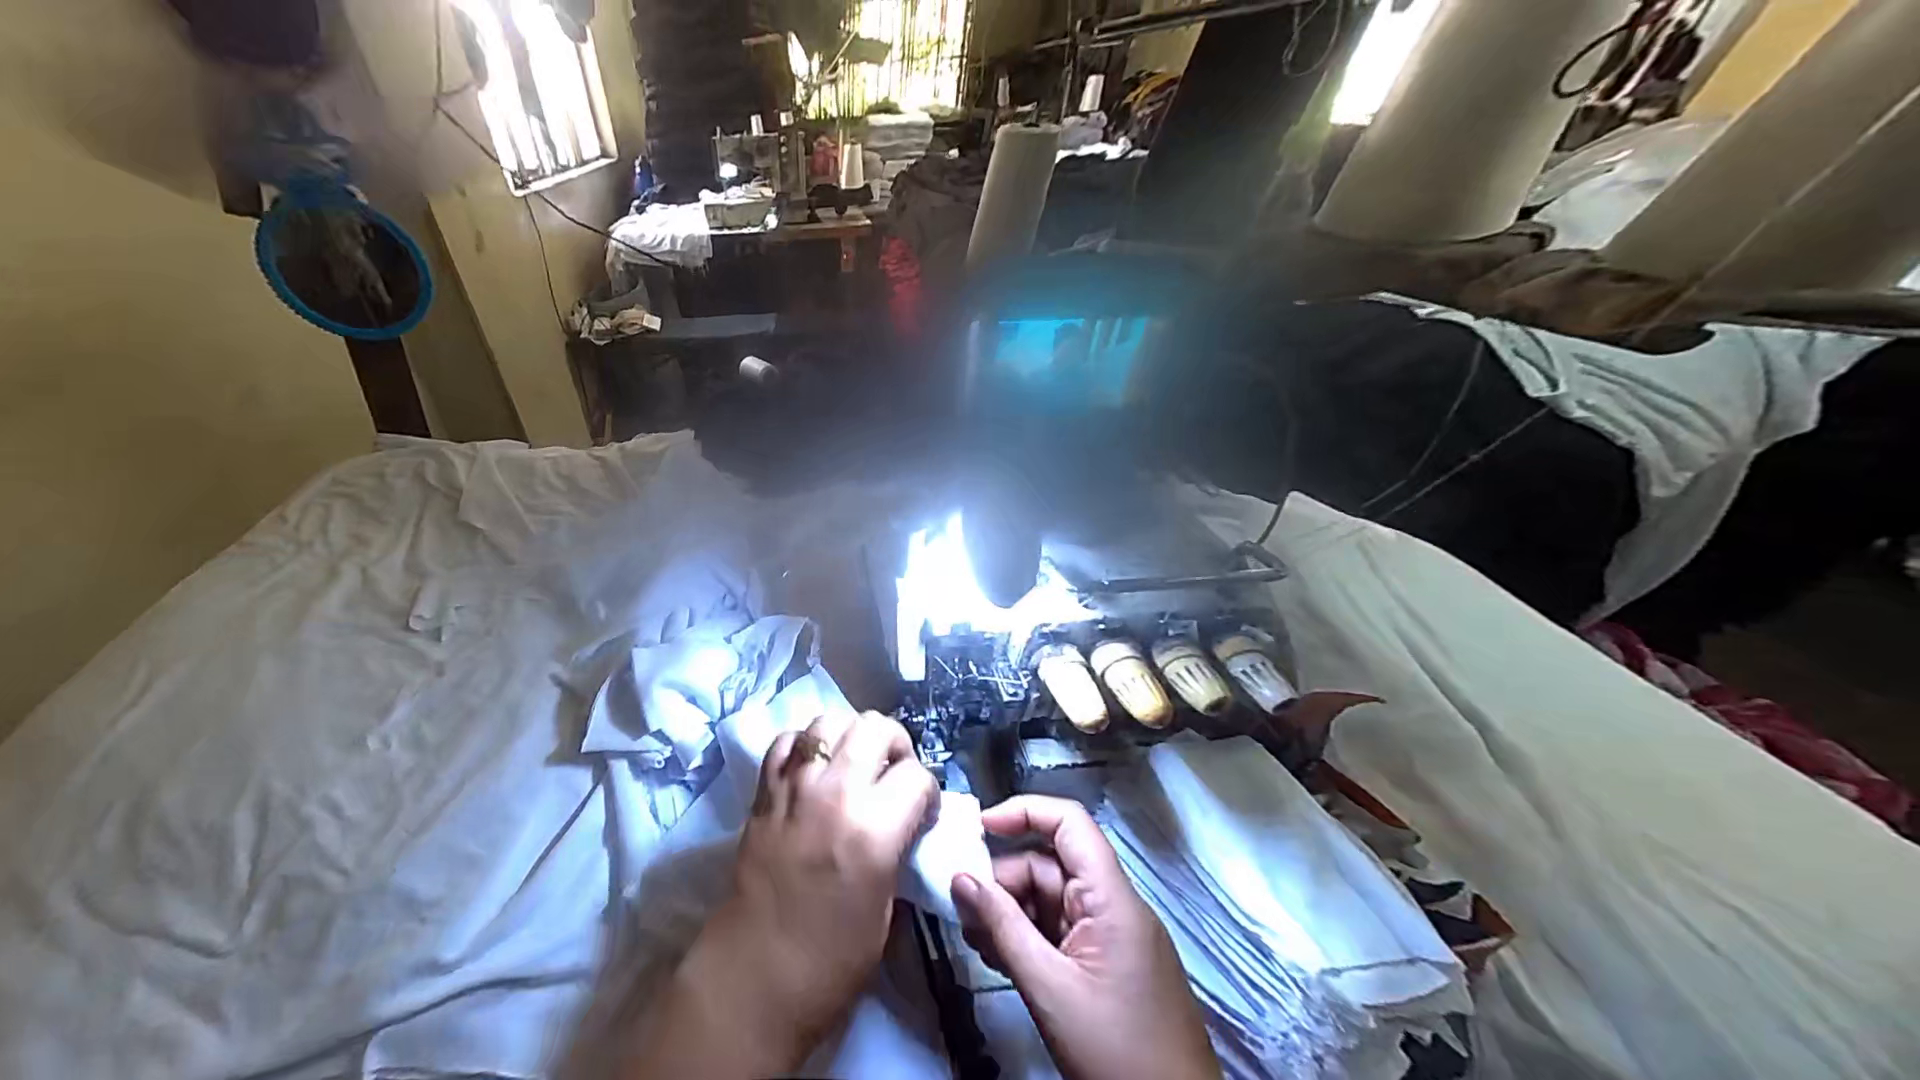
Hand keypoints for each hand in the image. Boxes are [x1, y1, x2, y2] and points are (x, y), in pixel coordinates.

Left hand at [625, 710, 937, 1078]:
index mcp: (873, 829)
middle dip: (896, 745)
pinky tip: (815, 769)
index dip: (928, 793)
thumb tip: (907, 818)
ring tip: (856, 762)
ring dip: (852, 735)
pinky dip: (805, 745)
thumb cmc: (832, 959)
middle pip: (876, 728)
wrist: (754, 978)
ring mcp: (793, 788)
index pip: (918, 776)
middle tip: (894, 775)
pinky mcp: (763, 793)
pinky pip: (786, 741)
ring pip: (830, 721)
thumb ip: (899, 846)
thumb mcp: (888, 905)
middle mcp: (834, 794)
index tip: (923, 813)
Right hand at [952, 795, 1218, 1079]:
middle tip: (962, 909)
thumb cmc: (1117, 1051)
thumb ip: (1003, 929)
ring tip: (974, 938)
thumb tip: (961, 880)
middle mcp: (1112, 904)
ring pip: (1049, 900)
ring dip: (1009, 912)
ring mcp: (1109, 934)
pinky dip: (1026, 936)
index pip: (1071, 823)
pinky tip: (997, 954)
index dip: (1025, 813)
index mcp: (1112, 897)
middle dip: (1003, 880)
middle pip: (1051, 865)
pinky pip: (1058, 931)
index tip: (979, 828)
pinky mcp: (1103, 962)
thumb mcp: (1050, 988)